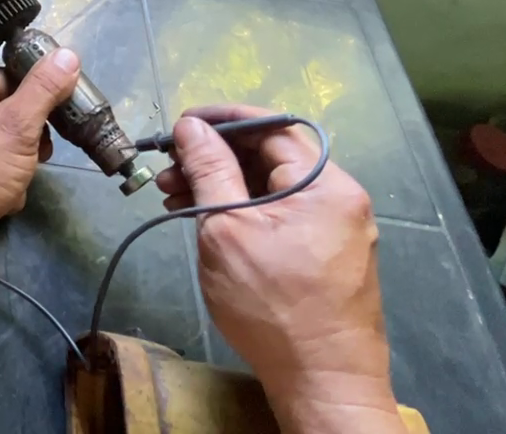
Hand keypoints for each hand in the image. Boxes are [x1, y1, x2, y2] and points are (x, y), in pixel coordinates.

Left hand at [0, 49, 79, 254]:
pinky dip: (3, 181)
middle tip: (33, 156)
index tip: (53, 124)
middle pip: (11, 113)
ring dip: (19, 165)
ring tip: (14, 179)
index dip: (37, 102)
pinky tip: (3, 196)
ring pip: (5, 144)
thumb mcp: (19, 124)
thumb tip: (68, 54)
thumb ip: (44, 89)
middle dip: (29, 141)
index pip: (13, 79)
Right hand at [155, 105, 399, 430]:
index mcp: (325, 185)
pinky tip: (201, 215)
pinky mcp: (323, 250)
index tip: (180, 124)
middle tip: (168, 166)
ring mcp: (333, 226)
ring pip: (267, 182)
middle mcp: (337, 198)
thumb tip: (191, 124)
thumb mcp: (227, 228)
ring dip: (218, 181)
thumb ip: (209, 169)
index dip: (221, 119)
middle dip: (212, 155)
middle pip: (267, 154)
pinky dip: (238, 205)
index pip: (271, 127)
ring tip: (172, 195)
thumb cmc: (272, 305)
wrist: (323, 386)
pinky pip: (275, 209)